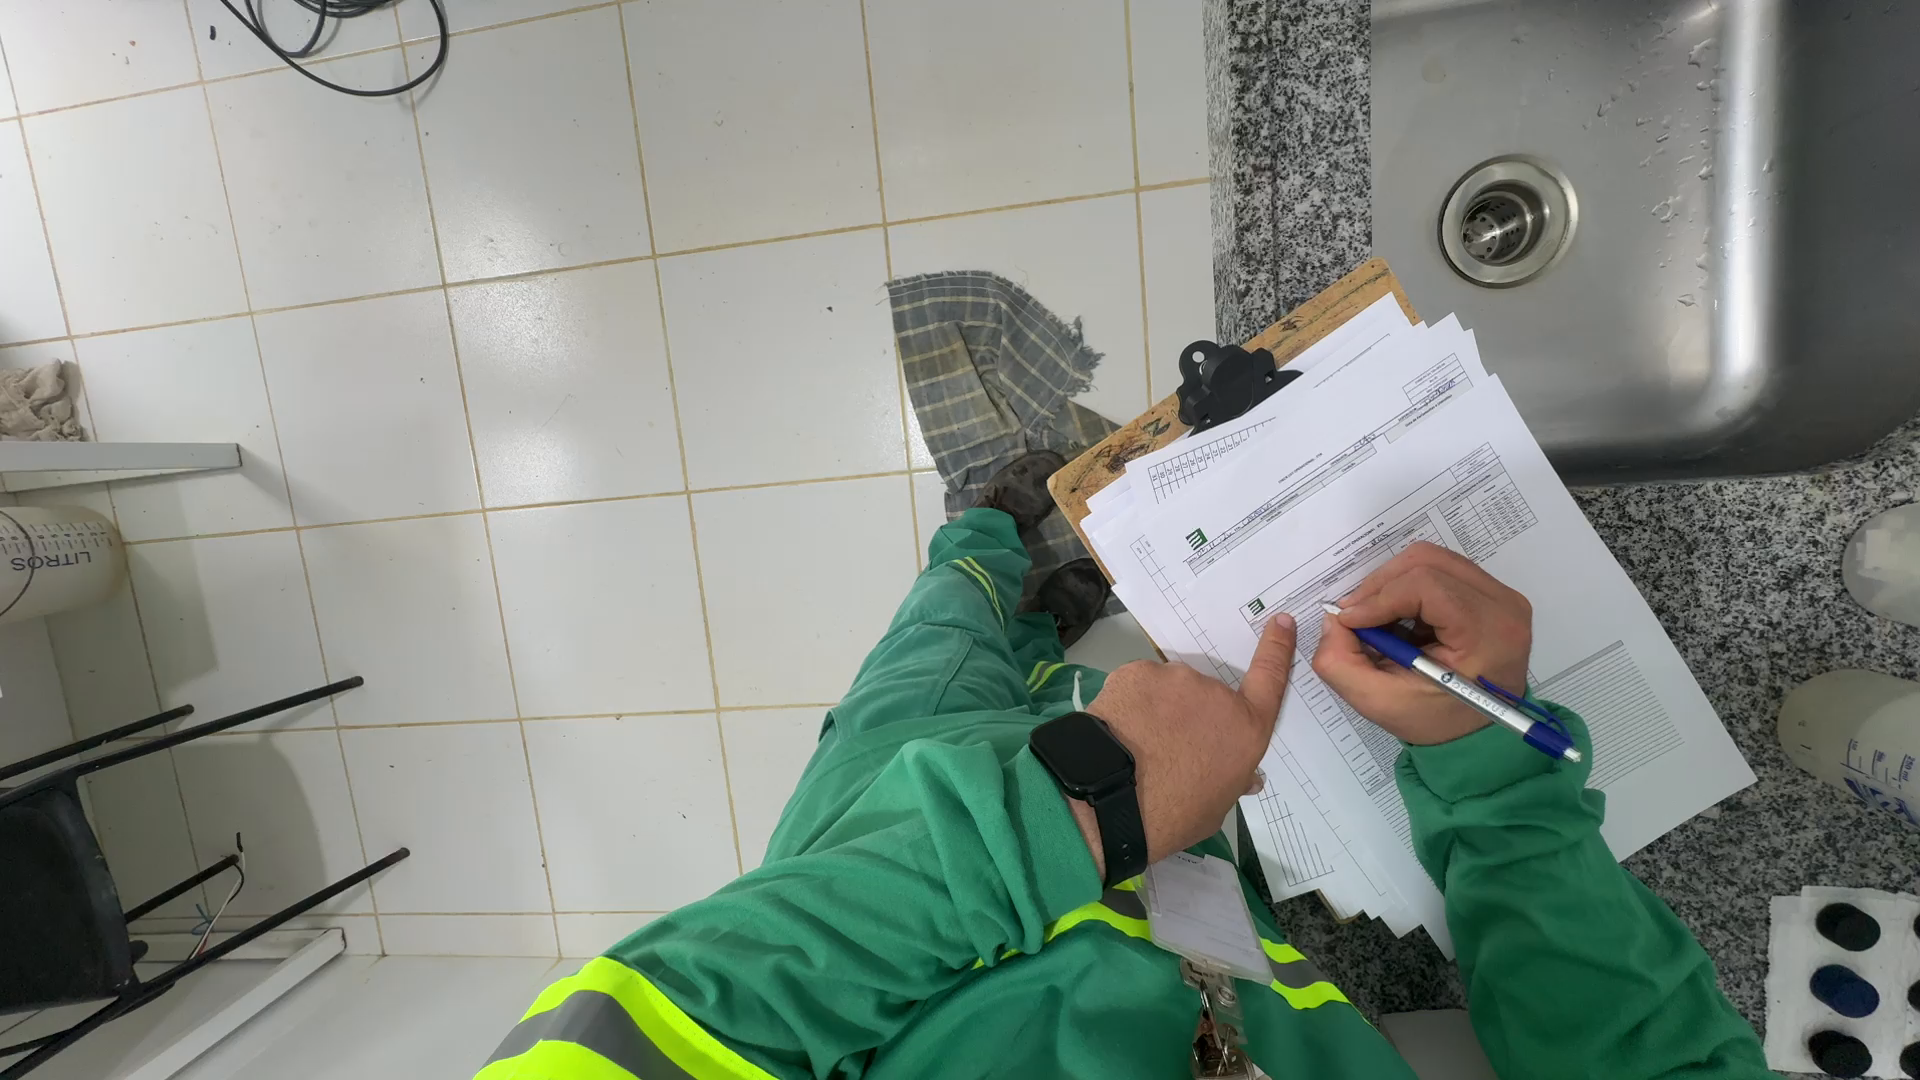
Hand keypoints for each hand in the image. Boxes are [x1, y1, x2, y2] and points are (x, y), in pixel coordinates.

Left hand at [1071, 614, 1296, 876]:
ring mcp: (1174, 678)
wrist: (1113, 796)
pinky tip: (1117, 725)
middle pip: (1204, 696)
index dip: (1277, 648)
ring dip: (1156, 707)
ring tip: (1136, 740)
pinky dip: (1129, 702)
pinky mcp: (1137, 671)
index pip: (1269, 679)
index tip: (1280, 621)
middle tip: (1164, 745)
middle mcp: (1214, 694)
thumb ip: (1231, 779)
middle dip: (1188, 715)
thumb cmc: (1174, 813)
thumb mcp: (1216, 805)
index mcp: (1244, 728)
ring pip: (1167, 689)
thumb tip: (1246, 775)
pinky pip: (1137, 684)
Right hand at [1310, 541, 1531, 744]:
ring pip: (1427, 559)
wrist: (1476, 732)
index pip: (1426, 585)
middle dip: (1378, 586)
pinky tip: (1397, 616)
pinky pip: (1435, 568)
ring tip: (1375, 616)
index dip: (1378, 598)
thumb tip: (1333, 619)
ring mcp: (1499, 595)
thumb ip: (1339, 660)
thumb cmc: (1433, 719)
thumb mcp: (1375, 701)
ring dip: (1389, 584)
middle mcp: (1502, 605)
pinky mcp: (1487, 592)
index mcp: (1487, 634)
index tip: (1348, 621)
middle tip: (1355, 616)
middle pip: (1425, 562)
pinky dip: (1404, 586)